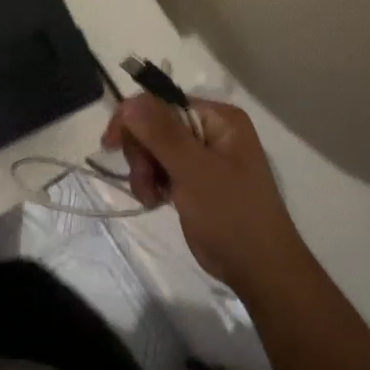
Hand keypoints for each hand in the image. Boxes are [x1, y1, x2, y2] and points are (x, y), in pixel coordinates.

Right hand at [104, 95, 306, 294]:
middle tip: (146, 181)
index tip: (111, 146)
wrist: (258, 268)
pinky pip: (159, 167)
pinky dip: (151, 183)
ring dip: (143, 172)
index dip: (132, 120)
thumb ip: (162, 134)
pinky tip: (157, 201)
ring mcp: (202, 155)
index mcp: (218, 118)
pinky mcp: (194, 178)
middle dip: (141, 153)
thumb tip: (130, 100)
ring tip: (152, 197)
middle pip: (153, 125)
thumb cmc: (232, 215)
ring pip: (151, 148)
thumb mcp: (195, 172)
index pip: (160, 103)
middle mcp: (210, 130)